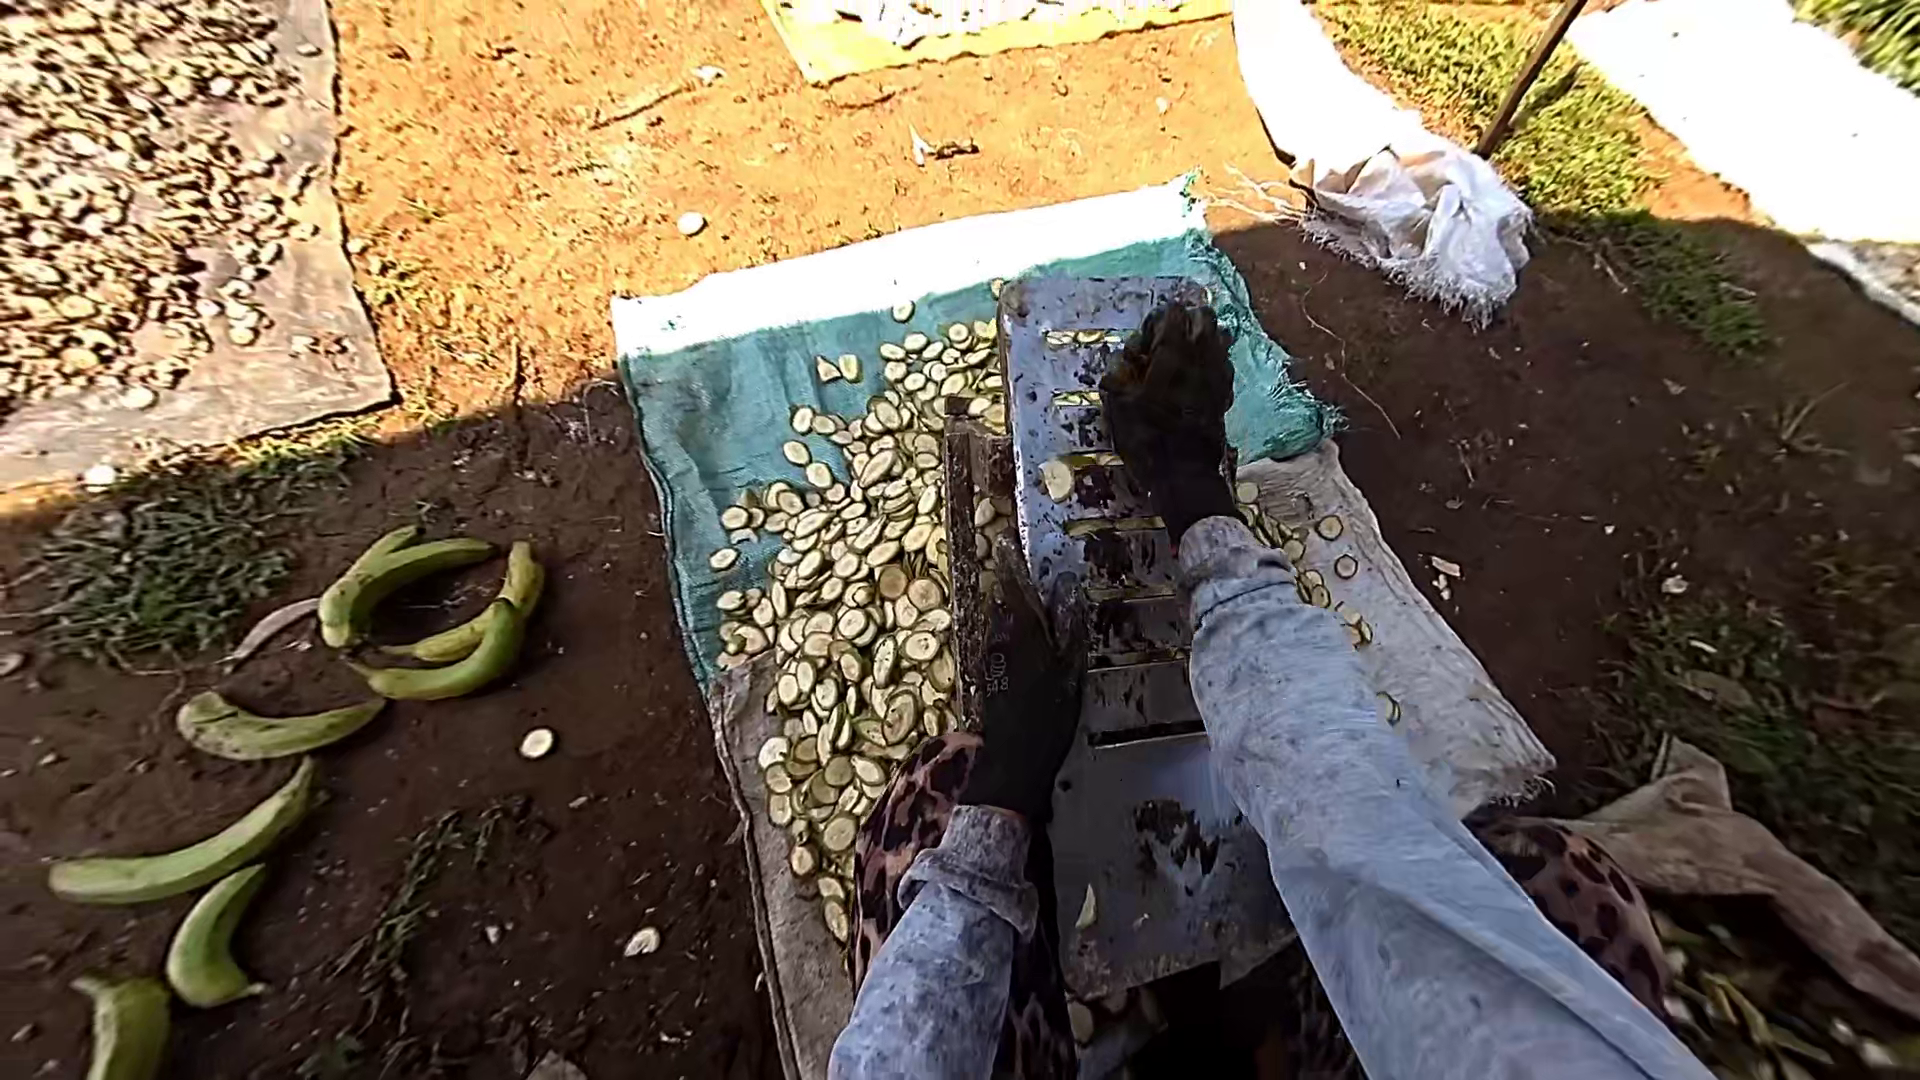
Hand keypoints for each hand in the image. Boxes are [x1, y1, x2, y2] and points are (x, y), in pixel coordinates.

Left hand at [958, 535, 1087, 824]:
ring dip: (1004, 600)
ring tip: (1017, 591)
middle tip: (1016, 561)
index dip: (1011, 562)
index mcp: (1023, 630)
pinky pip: (994, 634)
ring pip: (996, 615)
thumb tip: (1067, 589)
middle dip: (1007, 579)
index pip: (1014, 586)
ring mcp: (989, 652)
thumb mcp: (1069, 671)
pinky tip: (1015, 630)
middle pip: (1001, 598)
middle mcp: (1000, 635)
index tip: (1007, 541)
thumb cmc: (1047, 715)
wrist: (1011, 756)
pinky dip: (1003, 624)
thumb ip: (1068, 627)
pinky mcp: (985, 667)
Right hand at [1100, 301, 1237, 543]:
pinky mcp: (1226, 392)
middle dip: (1183, 323)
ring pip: (1220, 337)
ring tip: (1182, 358)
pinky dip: (1210, 362)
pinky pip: (1223, 363)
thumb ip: (1118, 378)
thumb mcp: (1119, 408)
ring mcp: (1218, 373)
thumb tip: (1120, 364)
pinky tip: (1194, 379)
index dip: (1154, 323)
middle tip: (1164, 345)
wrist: (1183, 473)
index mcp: (1174, 354)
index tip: (1142, 345)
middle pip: (1203, 317)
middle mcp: (1202, 356)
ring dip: (1202, 339)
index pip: (1171, 313)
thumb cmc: (1147, 438)